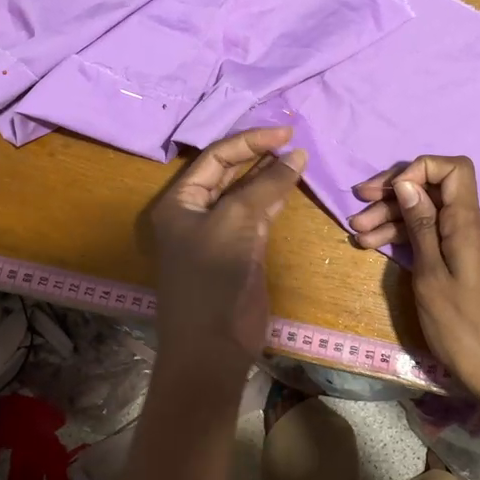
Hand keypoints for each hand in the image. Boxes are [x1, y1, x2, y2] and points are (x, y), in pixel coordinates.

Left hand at [146, 127, 306, 376]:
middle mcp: (196, 211)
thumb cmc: (213, 276)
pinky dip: (275, 197)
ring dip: (270, 174)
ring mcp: (219, 232)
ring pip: (246, 192)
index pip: (216, 156)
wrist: (213, 345)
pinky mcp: (241, 250)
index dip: (250, 141)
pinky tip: (293, 183)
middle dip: (259, 154)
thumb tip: (296, 155)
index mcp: (180, 201)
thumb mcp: (236, 222)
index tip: (286, 134)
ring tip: (299, 157)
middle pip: (229, 171)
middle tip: (294, 141)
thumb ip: (266, 185)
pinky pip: (258, 213)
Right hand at [347, 156, 479, 423]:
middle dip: (395, 193)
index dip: (419, 169)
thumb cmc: (461, 327)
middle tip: (358, 206)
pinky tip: (375, 245)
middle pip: (434, 188)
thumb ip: (420, 226)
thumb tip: (407, 183)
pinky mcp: (462, 260)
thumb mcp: (431, 276)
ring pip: (428, 212)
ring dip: (392, 217)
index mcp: (468, 222)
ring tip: (357, 233)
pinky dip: (405, 236)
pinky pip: (432, 234)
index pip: (453, 168)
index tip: (389, 191)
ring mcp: (467, 242)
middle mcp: (472, 224)